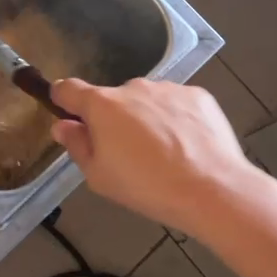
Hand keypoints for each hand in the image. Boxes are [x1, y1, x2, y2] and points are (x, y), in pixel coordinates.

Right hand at [50, 77, 268, 239]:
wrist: (213, 189)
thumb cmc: (147, 187)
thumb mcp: (99, 177)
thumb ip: (77, 146)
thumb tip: (63, 126)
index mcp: (102, 105)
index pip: (69, 89)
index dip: (63, 99)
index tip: (67, 112)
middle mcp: (133, 87)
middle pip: (113, 100)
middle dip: (115, 120)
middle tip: (128, 154)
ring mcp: (168, 88)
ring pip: (147, 101)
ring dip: (147, 119)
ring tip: (165, 154)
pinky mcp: (198, 95)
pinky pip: (177, 104)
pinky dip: (177, 120)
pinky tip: (188, 147)